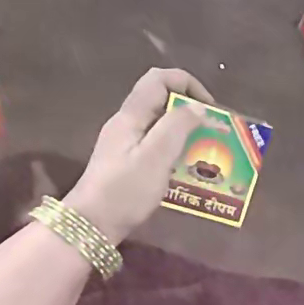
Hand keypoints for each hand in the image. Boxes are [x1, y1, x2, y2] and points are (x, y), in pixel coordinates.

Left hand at [64, 68, 214, 242]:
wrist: (92, 225)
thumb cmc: (125, 190)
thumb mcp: (156, 156)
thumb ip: (177, 126)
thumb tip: (198, 107)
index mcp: (131, 115)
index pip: (159, 79)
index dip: (188, 84)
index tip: (210, 108)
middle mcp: (126, 124)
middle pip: (160, 101)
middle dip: (189, 111)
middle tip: (211, 134)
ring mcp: (123, 145)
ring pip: (158, 126)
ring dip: (183, 134)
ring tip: (203, 154)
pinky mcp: (125, 165)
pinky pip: (154, 148)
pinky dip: (173, 152)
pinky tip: (184, 171)